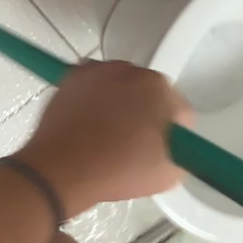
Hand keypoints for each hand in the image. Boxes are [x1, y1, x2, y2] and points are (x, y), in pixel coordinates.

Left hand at [16, 61, 191, 215]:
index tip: (160, 147)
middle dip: (145, 111)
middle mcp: (127, 70)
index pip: (177, 109)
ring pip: (118, 86)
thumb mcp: (169, 172)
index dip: (172, 132)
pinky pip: (91, 85)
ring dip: (118, 101)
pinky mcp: (69, 78)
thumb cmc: (117, 170)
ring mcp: (94, 71)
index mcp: (158, 87)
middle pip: (147, 92)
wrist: (61, 169)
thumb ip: (182, 150)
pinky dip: (92, 97)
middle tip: (134, 140)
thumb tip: (170, 143)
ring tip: (107, 131)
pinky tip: (88, 119)